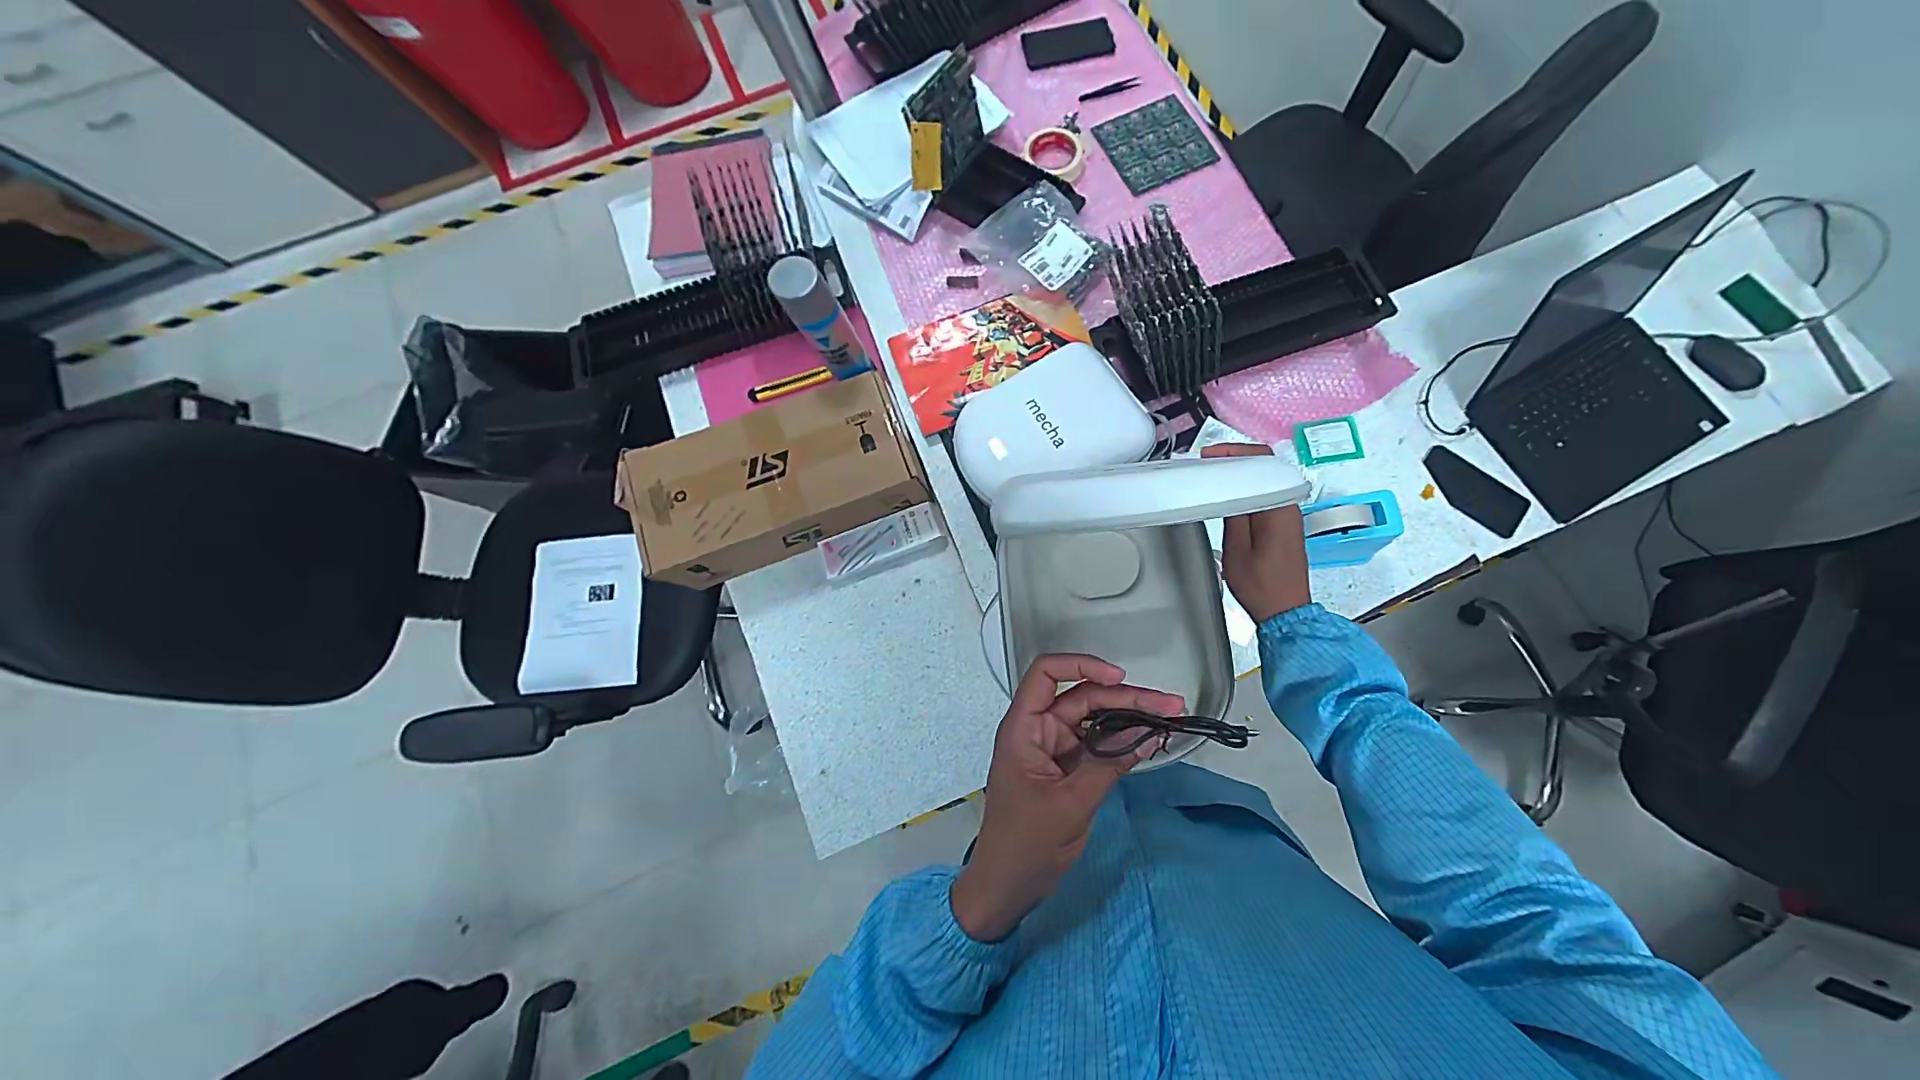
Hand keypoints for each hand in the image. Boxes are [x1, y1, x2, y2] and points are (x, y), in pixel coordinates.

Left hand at [950, 655, 1183, 941]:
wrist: (1008, 885)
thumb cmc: (1025, 845)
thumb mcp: (1070, 805)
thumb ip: (1107, 765)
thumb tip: (1146, 735)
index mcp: (1023, 728)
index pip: (1046, 674)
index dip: (1081, 665)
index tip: (1119, 677)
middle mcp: (1038, 730)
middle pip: (1082, 696)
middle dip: (1125, 697)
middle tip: (1168, 704)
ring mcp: (1053, 748)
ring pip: (1094, 718)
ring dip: (1129, 716)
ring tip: (1168, 716)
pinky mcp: (1067, 767)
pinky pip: (1097, 743)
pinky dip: (1122, 740)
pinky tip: (1150, 738)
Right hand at [1202, 443, 1311, 622]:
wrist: (1285, 612)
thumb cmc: (1263, 587)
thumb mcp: (1237, 549)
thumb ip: (1233, 513)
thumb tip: (1226, 487)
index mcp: (1280, 508)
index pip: (1262, 461)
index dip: (1234, 452)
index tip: (1209, 456)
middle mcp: (1289, 507)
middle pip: (1265, 465)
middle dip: (1235, 459)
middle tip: (1207, 463)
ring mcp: (1288, 515)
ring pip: (1265, 479)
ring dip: (1239, 473)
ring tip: (1213, 475)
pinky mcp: (1283, 524)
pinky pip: (1265, 494)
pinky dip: (1246, 487)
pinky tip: (1227, 494)